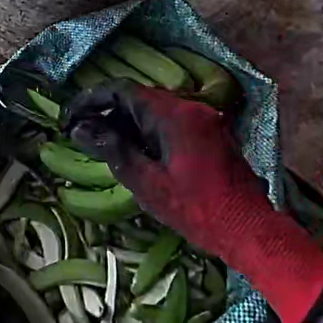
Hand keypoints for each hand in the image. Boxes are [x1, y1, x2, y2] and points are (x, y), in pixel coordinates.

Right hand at [65, 81, 322, 322]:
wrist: (252, 232)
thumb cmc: (197, 210)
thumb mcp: (146, 183)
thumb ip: (112, 149)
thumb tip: (80, 128)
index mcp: (174, 114)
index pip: (121, 90)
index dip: (90, 100)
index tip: (70, 118)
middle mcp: (190, 108)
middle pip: (137, 97)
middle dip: (105, 112)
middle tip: (81, 133)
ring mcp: (203, 120)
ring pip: (152, 110)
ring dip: (125, 122)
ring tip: (102, 144)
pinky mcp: (209, 135)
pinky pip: (168, 121)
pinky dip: (145, 130)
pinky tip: (133, 152)